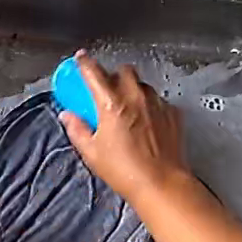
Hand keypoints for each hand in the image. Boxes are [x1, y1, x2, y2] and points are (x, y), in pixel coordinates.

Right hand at [59, 52, 190, 202]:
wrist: (162, 183)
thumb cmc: (124, 170)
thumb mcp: (92, 152)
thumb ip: (77, 129)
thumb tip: (68, 116)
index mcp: (112, 103)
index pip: (95, 72)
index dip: (85, 63)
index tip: (81, 58)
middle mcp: (136, 96)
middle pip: (124, 71)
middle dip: (114, 76)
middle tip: (107, 92)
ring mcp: (157, 102)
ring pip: (142, 84)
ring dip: (133, 90)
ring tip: (128, 110)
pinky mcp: (172, 112)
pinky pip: (158, 100)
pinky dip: (150, 105)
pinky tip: (147, 123)